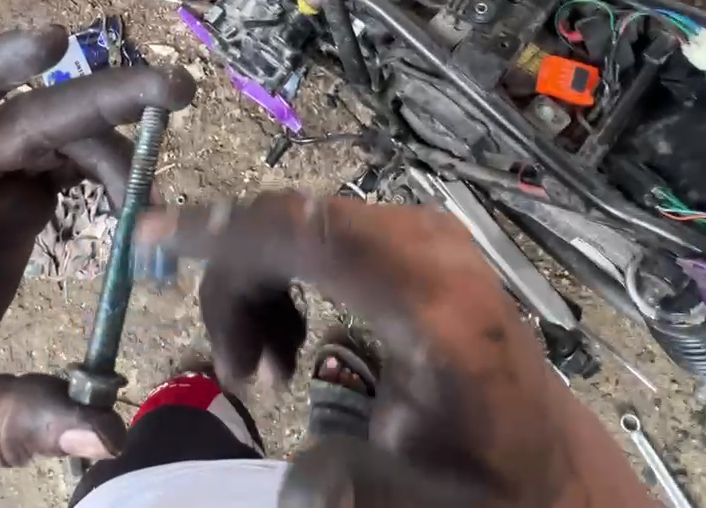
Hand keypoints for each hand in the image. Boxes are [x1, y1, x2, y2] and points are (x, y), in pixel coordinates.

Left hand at [0, 26, 195, 474]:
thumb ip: (14, 418)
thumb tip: (107, 432)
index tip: (52, 42)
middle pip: (22, 114)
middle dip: (97, 97)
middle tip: (173, 88)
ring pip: (51, 132)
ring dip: (108, 143)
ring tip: (147, 193)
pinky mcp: (7, 199)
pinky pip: (61, 163)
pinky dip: (102, 169)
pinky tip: (130, 197)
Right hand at [137, 192, 652, 507]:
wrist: (554, 460)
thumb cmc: (496, 486)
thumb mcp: (425, 501)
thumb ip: (350, 484)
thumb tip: (286, 475)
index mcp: (430, 302)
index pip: (308, 234)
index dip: (223, 229)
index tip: (151, 232)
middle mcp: (424, 245)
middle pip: (288, 224)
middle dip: (235, 286)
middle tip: (236, 373)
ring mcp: (417, 231)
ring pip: (294, 225)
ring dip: (256, 287)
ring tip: (264, 371)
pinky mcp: (407, 236)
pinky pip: (314, 234)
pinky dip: (281, 278)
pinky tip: (290, 336)